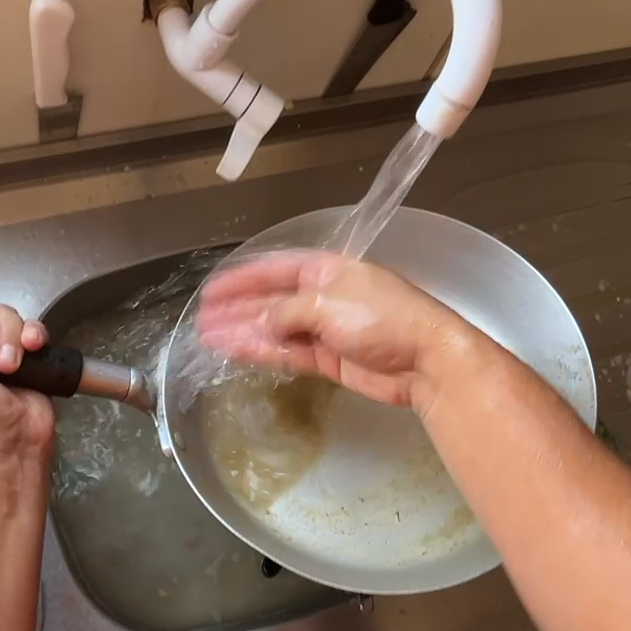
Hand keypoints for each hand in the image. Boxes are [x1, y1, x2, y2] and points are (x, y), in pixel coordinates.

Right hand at [194, 249, 480, 412]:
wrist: (426, 361)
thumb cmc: (384, 319)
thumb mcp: (329, 305)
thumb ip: (286, 312)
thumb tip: (256, 323)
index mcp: (327, 270)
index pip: (275, 269)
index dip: (242, 279)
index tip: (212, 291)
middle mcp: (323, 296)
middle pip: (271, 301)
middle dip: (237, 310)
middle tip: (204, 320)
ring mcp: (325, 329)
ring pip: (276, 329)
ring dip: (245, 333)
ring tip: (211, 339)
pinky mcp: (328, 359)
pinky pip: (289, 352)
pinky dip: (264, 352)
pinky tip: (239, 352)